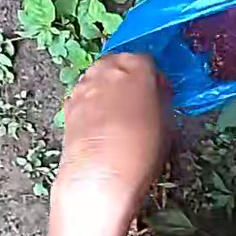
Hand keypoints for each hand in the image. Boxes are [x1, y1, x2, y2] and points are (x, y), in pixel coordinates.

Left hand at [54, 54, 166, 230]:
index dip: (154, 78)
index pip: (147, 60)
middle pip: (118, 62)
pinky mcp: (68, 104)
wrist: (101, 175)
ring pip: (98, 77)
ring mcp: (84, 85)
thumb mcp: (166, 123)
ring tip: (119, 113)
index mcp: (136, 67)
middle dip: (128, 77)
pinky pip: (84, 95)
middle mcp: (107, 70)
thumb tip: (155, 97)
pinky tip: (102, 124)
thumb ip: (160, 100)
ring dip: (109, 88)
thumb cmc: (140, 150)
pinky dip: (92, 103)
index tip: (159, 93)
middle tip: (139, 100)